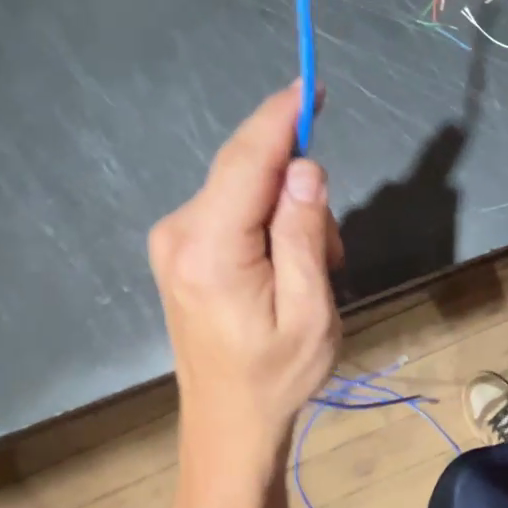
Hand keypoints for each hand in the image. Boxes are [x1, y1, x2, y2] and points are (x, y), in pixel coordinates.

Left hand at [148, 81, 341, 467]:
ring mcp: (174, 239)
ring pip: (243, 190)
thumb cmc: (277, 377)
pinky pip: (233, 210)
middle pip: (245, 170)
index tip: (311, 85)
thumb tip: (307, 171)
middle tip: (333, 250)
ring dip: (288, 214)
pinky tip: (288, 268)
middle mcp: (180, 232)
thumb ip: (307, 238)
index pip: (248, 161)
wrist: (228, 421)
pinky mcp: (180, 248)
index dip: (281, 119)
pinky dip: (269, 225)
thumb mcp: (311, 314)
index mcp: (212, 249)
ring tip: (315, 274)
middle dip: (298, 187)